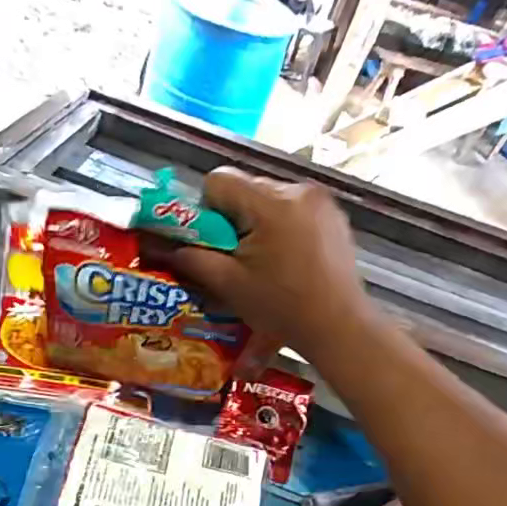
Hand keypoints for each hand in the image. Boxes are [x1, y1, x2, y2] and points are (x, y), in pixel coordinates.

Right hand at [150, 167, 372, 360]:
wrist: (339, 325)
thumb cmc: (281, 307)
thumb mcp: (228, 285)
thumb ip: (193, 259)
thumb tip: (167, 249)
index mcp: (270, 203)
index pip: (218, 180)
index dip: (205, 210)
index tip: (213, 242)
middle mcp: (297, 189)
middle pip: (244, 188)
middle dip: (231, 218)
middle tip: (234, 257)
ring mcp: (320, 200)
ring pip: (266, 198)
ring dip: (255, 223)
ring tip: (262, 261)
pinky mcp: (332, 214)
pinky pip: (291, 208)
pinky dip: (279, 227)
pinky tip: (285, 260)